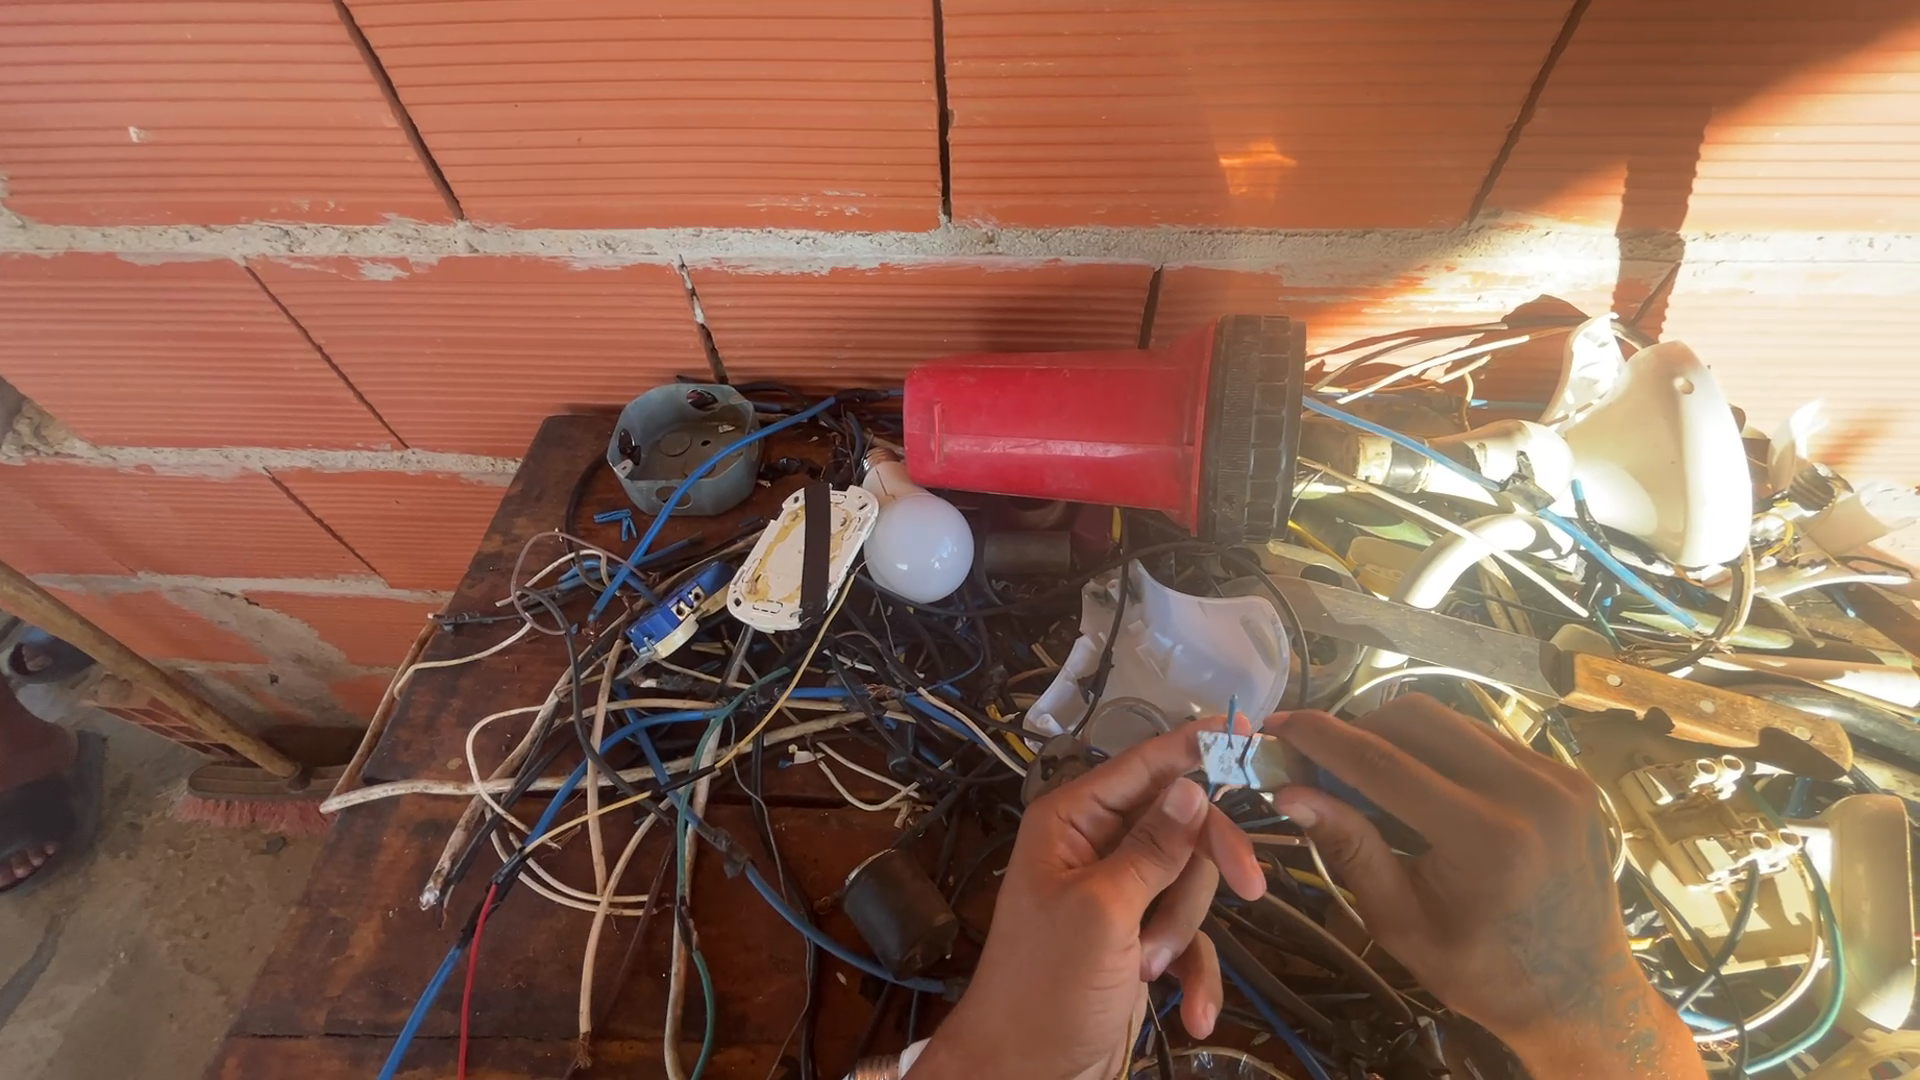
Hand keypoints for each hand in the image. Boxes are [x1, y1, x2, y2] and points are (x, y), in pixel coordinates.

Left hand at [913, 722, 1265, 1079]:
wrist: (1026, 1073)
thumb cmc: (1047, 984)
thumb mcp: (1103, 911)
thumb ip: (1152, 849)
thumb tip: (1191, 786)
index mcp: (1073, 818)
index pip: (1142, 766)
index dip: (1193, 747)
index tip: (1246, 730)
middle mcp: (1097, 843)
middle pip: (1178, 824)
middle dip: (1201, 864)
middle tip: (1251, 888)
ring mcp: (1122, 890)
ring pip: (1188, 879)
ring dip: (1180, 928)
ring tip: (1147, 966)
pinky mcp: (1140, 935)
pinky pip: (1188, 933)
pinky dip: (1194, 972)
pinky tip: (1191, 1012)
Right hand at [1270, 696, 1703, 1078]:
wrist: (1588, 1001)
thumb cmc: (1483, 973)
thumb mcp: (1399, 922)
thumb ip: (1348, 846)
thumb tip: (1287, 791)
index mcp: (1488, 840)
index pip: (1380, 762)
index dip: (1319, 736)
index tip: (1276, 724)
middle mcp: (1531, 794)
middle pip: (1412, 718)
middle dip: (1355, 730)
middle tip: (1324, 763)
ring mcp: (1558, 779)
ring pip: (1443, 717)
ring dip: (1391, 734)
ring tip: (1369, 774)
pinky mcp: (1568, 775)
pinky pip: (1476, 733)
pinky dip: (1432, 746)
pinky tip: (1420, 783)